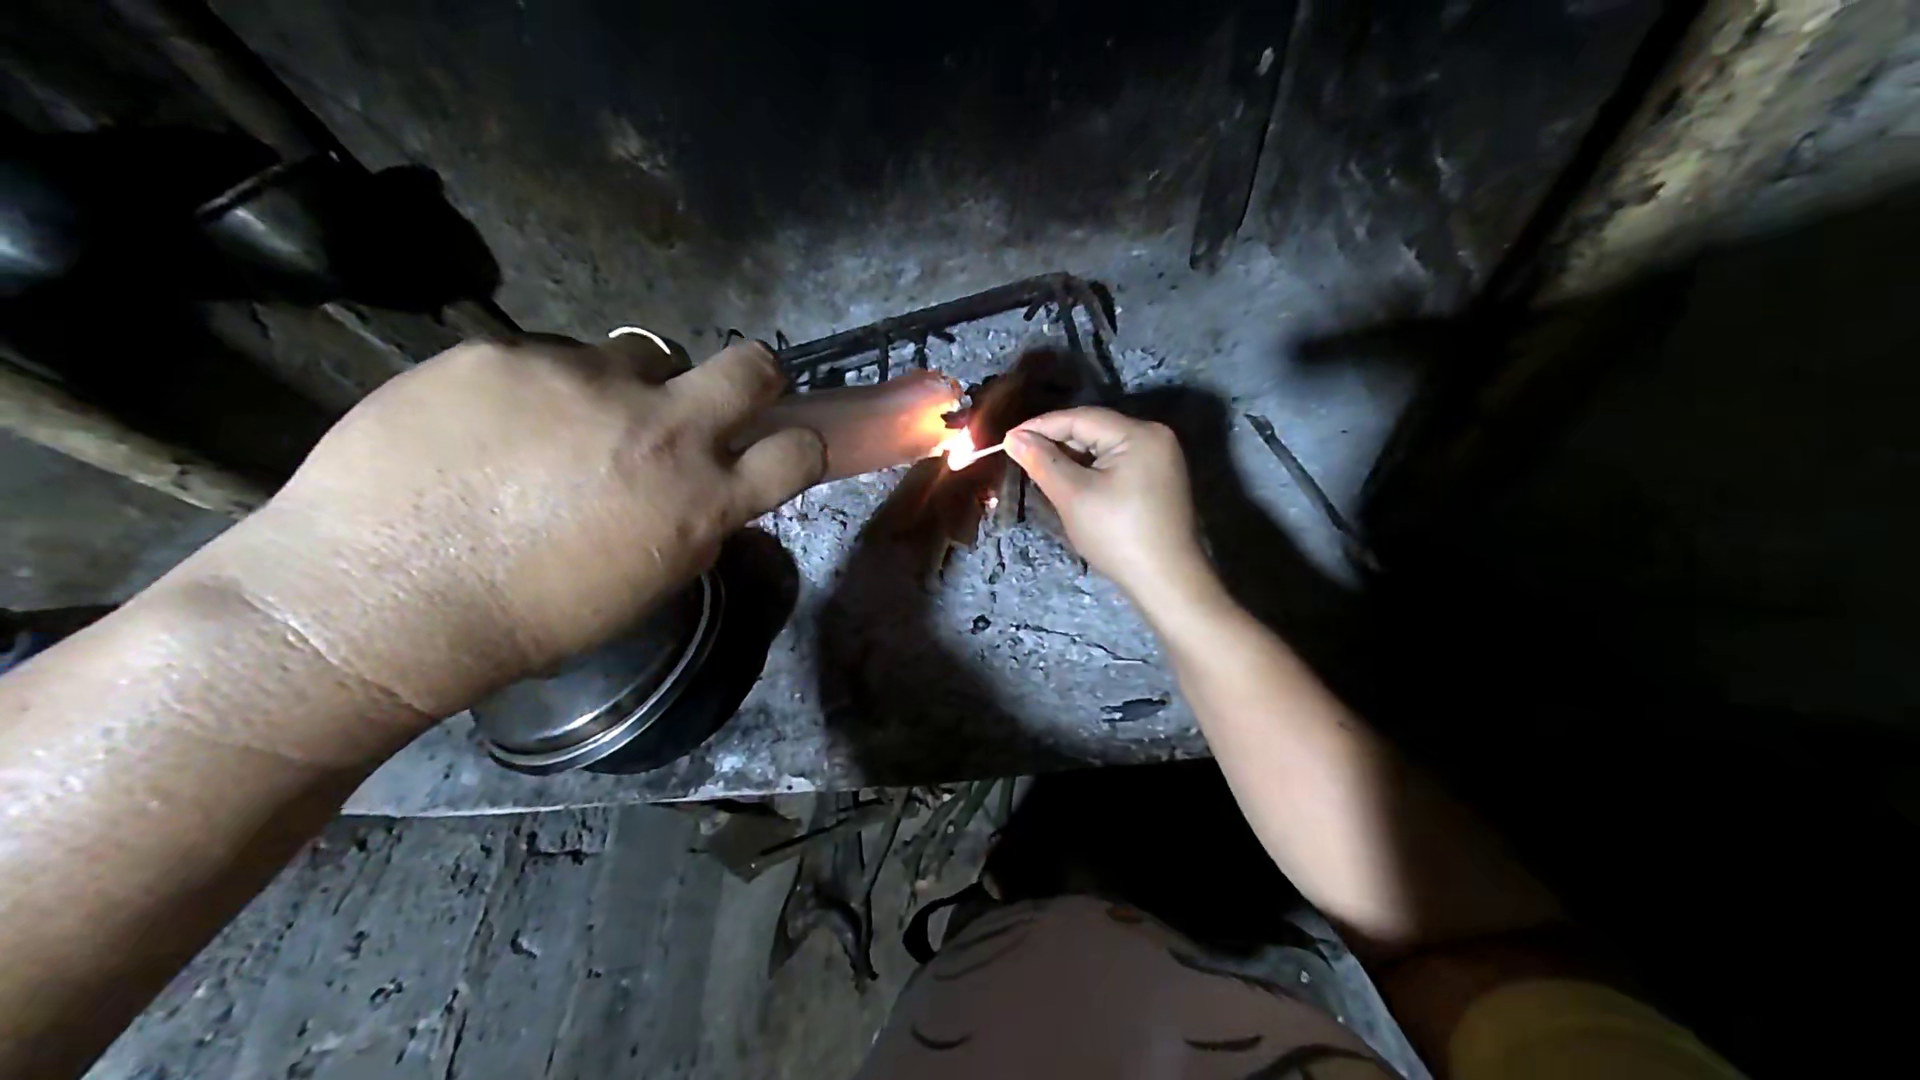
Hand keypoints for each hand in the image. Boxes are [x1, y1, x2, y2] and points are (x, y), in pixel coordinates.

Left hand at [171, 337, 823, 718]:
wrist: (381, 600)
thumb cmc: (530, 621)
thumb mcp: (647, 583)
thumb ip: (692, 522)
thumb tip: (705, 491)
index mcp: (701, 499)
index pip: (798, 449)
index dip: (800, 442)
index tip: (783, 443)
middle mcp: (662, 428)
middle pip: (750, 366)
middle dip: (752, 378)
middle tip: (715, 397)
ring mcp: (584, 379)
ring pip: (638, 352)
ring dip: (625, 384)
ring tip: (566, 423)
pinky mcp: (506, 352)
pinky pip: (547, 356)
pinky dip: (538, 388)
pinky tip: (488, 428)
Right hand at [1005, 407, 1213, 608]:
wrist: (1166, 580)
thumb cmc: (1117, 535)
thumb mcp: (1073, 495)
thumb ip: (1042, 461)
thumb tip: (1014, 437)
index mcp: (1138, 433)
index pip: (1080, 418)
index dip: (1040, 426)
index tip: (1008, 439)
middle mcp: (1155, 436)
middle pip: (1094, 429)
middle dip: (1056, 442)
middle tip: (1022, 457)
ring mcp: (1160, 458)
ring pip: (1104, 447)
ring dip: (1072, 456)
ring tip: (1040, 470)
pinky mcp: (1159, 479)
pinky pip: (1117, 462)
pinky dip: (1091, 469)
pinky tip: (1070, 481)